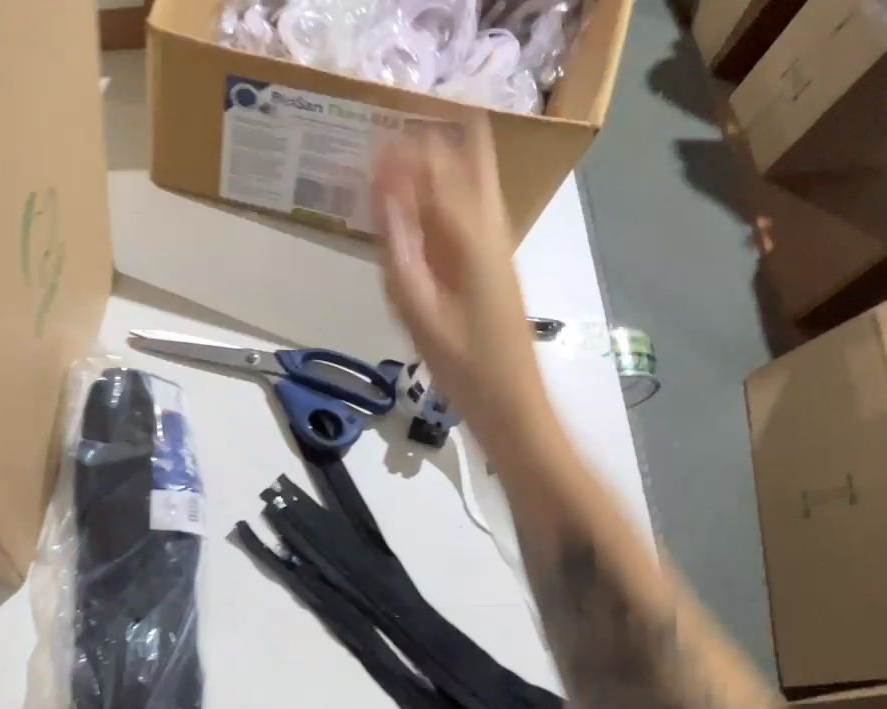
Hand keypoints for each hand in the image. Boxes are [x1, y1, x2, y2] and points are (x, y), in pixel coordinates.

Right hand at [373, 123, 551, 436]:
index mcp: (472, 240)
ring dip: (444, 161)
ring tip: (408, 150)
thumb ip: (401, 255)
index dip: (407, 151)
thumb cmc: (465, 367)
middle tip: (399, 126)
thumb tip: (382, 203)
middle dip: (436, 140)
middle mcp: (491, 231)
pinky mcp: (493, 265)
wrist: (513, 402)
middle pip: (471, 164)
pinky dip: (446, 195)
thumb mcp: (421, 315)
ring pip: (476, 184)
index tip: (373, 135)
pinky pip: (470, 212)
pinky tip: (423, 204)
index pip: (438, 175)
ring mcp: (496, 246)